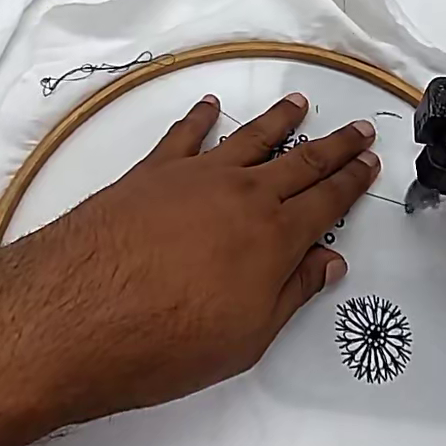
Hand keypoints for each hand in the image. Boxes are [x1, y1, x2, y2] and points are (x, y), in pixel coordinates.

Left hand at [0, 92, 377, 430]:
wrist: (76, 314)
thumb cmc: (166, 342)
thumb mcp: (246, 337)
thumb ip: (291, 292)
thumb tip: (329, 260)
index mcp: (272, 236)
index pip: (327, 200)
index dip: (352, 180)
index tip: (369, 160)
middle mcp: (243, 194)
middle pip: (301, 162)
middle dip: (335, 145)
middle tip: (358, 128)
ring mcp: (196, 175)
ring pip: (251, 138)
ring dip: (280, 120)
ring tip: (301, 103)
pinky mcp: (152, 170)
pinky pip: (184, 133)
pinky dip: (200, 116)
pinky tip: (209, 104)